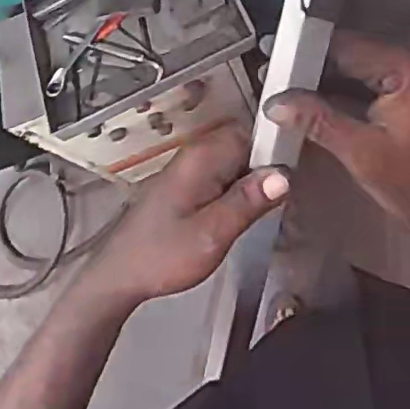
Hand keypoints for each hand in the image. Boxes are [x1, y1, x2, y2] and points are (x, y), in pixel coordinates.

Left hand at [77, 122, 289, 310]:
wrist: (117, 276)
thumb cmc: (160, 256)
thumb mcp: (212, 234)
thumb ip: (248, 201)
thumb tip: (284, 175)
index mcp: (203, 156)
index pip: (254, 132)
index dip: (277, 150)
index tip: (292, 176)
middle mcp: (197, 153)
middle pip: (248, 144)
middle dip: (266, 168)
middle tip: (277, 202)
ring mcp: (191, 166)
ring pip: (237, 160)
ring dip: (252, 182)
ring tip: (260, 212)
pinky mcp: (188, 182)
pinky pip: (224, 174)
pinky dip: (236, 191)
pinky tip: (238, 216)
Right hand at [266, 32, 409, 251]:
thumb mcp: (364, 154)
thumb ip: (318, 121)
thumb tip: (275, 102)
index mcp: (404, 69)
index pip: (346, 45)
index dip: (305, 48)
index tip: (271, 51)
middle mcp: (406, 67)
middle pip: (348, 56)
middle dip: (309, 65)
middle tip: (268, 71)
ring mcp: (405, 85)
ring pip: (352, 73)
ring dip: (320, 82)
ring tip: (279, 87)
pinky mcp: (402, 103)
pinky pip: (362, 90)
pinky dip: (336, 97)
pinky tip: (307, 106)